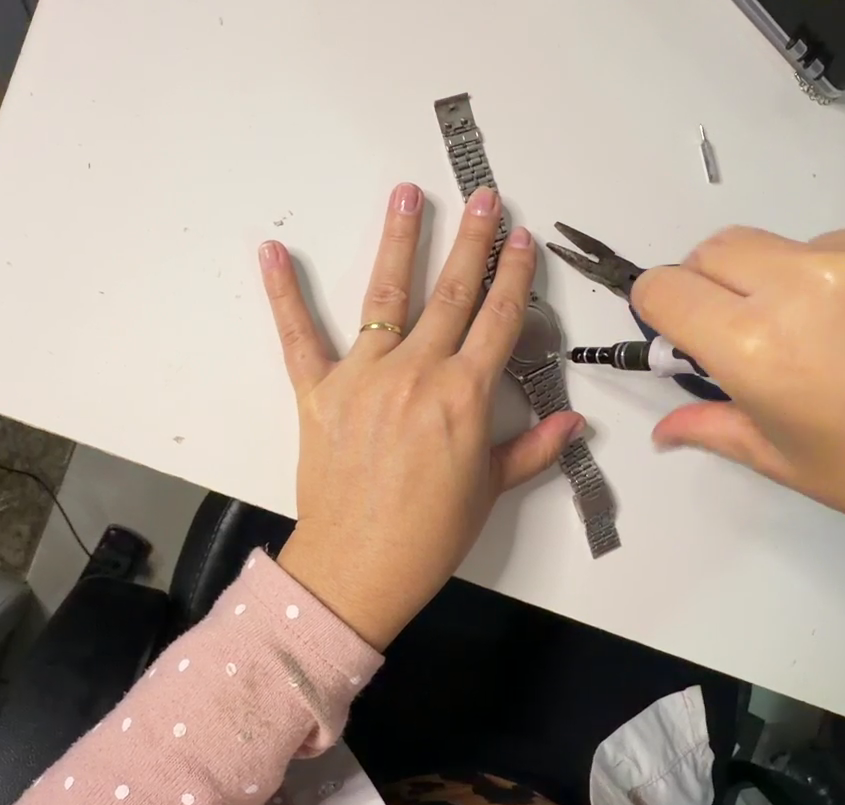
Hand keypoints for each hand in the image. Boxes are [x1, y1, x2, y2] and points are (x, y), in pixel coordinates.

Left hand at [259, 183, 582, 647]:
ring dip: (399, 242)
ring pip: (386, 298)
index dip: (514, 275)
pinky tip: (272, 254)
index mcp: (465, 397)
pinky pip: (298, 337)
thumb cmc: (427, 538)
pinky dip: (284, 295)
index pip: (498, 319)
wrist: (360, 569)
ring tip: (407, 195)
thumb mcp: (488, 491)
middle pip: (451, 294)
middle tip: (481, 199)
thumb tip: (572, 425)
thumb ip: (530, 449)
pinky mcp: (318, 394)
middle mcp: (417, 375)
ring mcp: (364, 379)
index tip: (520, 240)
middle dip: (470, 241)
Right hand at [633, 207, 844, 607]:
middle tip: (759, 332)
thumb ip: (718, 427)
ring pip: (803, 244)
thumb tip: (668, 427)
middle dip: (718, 285)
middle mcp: (811, 277)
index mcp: (760, 346)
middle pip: (720, 248)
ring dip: (805, 280)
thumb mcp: (794, 463)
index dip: (662, 309)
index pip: (665, 288)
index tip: (682, 331)